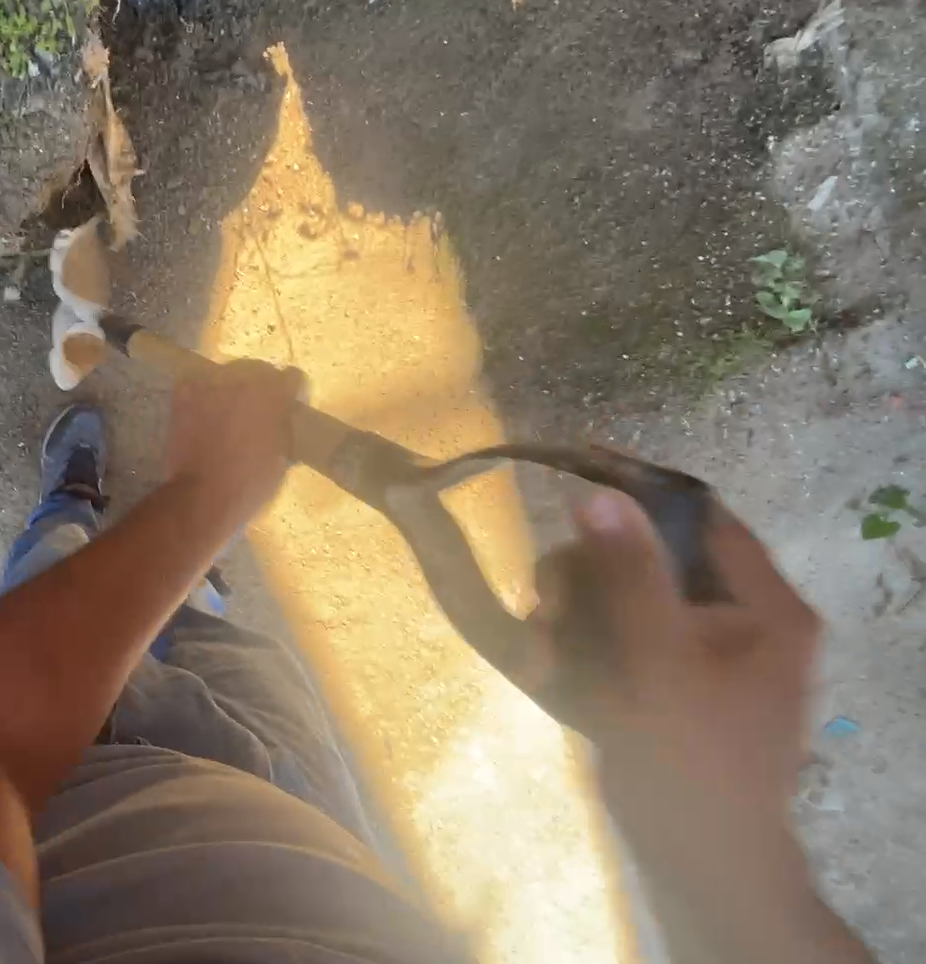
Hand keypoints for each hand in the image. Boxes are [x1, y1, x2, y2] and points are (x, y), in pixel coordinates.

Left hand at [165, 359, 303, 528]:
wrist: (203, 494)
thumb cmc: (251, 482)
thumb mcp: (283, 454)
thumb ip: (285, 424)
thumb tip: (283, 413)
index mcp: (274, 393)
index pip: (292, 377)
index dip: (291, 393)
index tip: (288, 407)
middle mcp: (242, 379)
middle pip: (257, 369)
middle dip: (260, 387)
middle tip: (255, 410)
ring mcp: (209, 383)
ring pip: (226, 373)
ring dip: (230, 388)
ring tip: (226, 410)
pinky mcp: (183, 393)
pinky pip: (197, 381)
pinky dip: (201, 391)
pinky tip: (203, 409)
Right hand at [530, 491, 820, 897]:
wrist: (693, 848)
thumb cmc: (689, 754)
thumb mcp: (656, 658)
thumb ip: (628, 574)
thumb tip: (595, 494)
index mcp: (760, 605)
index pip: (700, 513)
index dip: (638, 483)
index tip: (573, 462)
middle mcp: (727, 613)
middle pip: (636, 551)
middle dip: (580, 573)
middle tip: (550, 605)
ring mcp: (686, 641)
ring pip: (605, 587)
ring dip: (564, 610)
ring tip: (550, 653)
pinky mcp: (652, 665)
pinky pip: (597, 623)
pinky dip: (567, 636)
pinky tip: (552, 665)